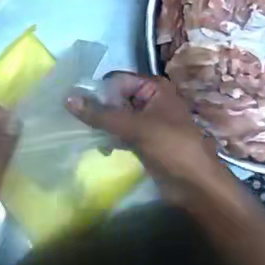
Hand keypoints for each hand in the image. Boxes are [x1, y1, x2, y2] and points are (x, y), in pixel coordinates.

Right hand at [68, 73, 234, 205]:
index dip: (97, 90)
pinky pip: (121, 132)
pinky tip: (101, 148)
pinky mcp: (145, 140)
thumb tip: (68, 98)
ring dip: (103, 125)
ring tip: (90, 137)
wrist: (195, 185)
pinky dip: (111, 138)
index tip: (74, 104)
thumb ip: (102, 114)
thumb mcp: (136, 127)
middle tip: (76, 123)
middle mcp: (151, 99)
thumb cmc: (171, 147)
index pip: (117, 80)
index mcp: (155, 87)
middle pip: (116, 97)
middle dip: (98, 109)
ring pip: (117, 116)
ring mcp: (148, 121)